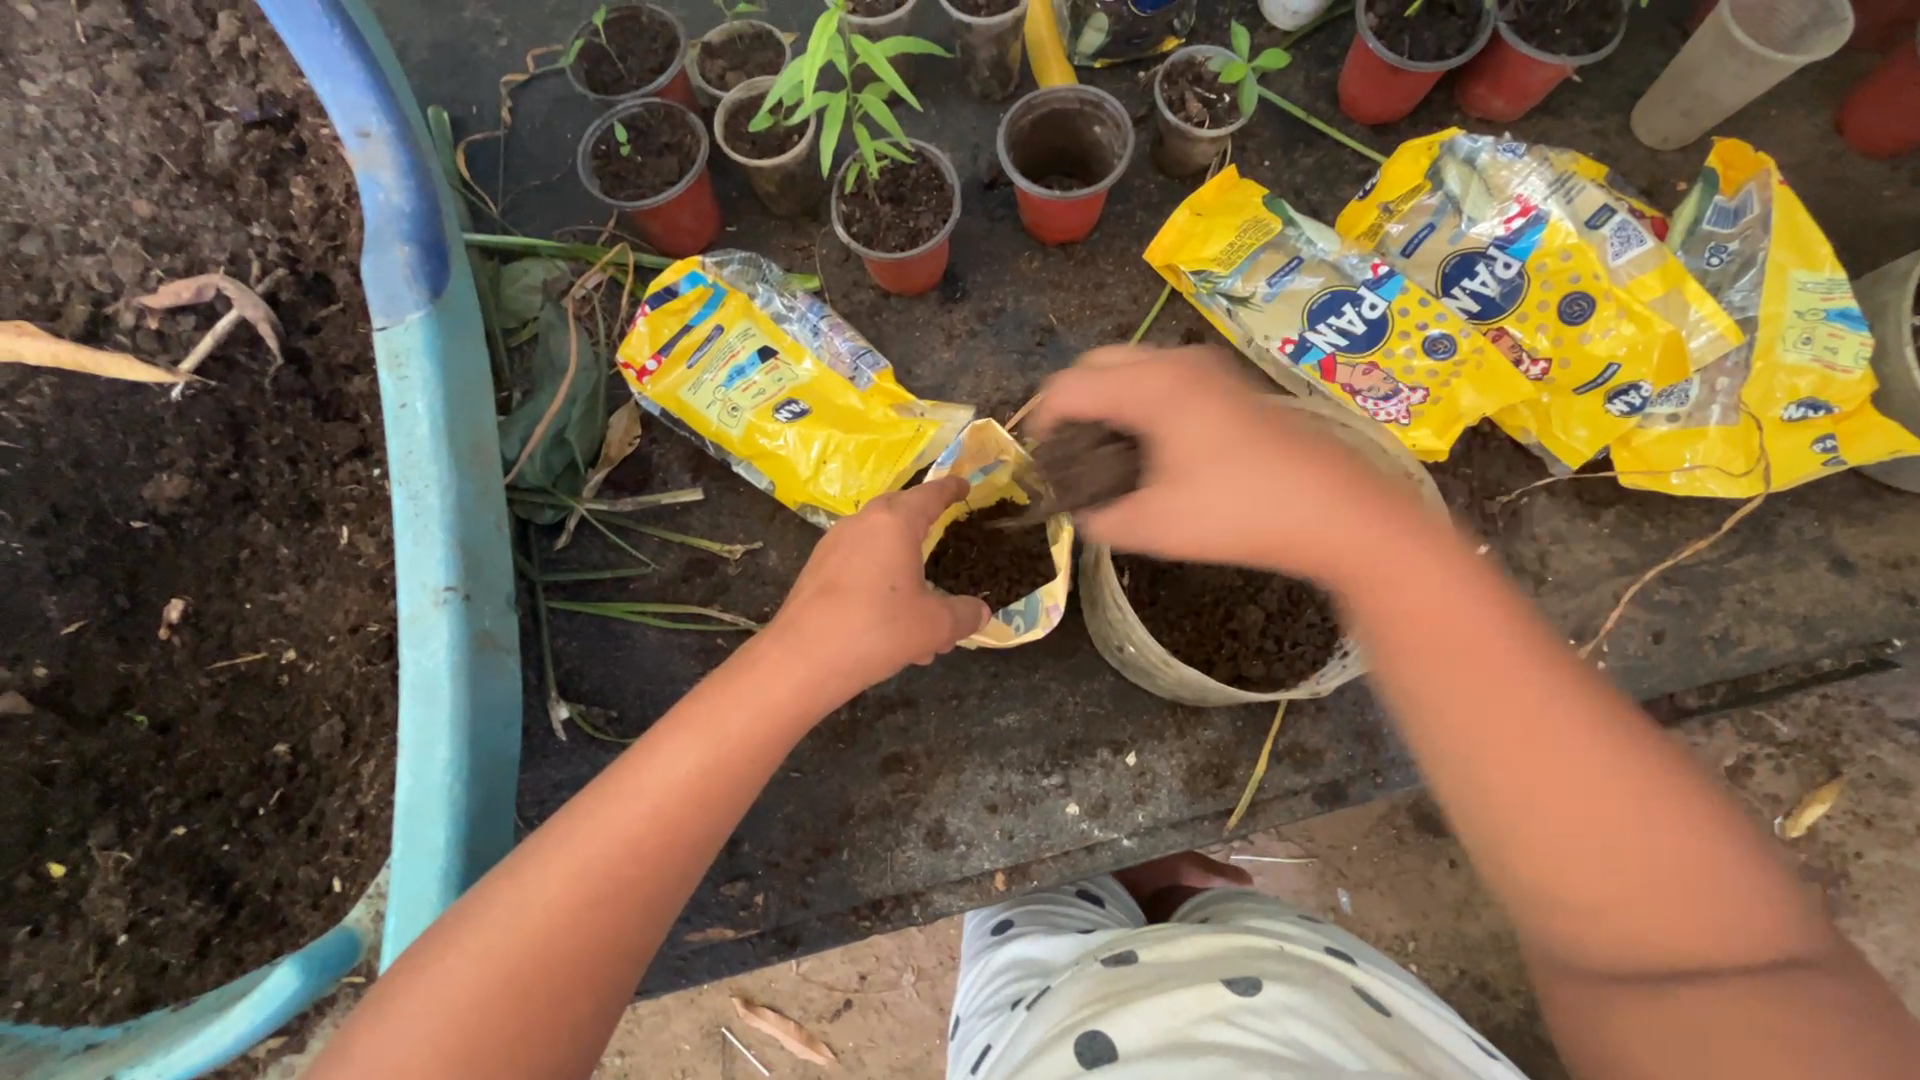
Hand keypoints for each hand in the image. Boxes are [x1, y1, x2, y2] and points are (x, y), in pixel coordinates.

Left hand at [764, 475, 990, 696]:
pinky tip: (892, 622)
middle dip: (923, 521)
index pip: (929, 495)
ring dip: (903, 566)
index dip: (950, 489)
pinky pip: (859, 566)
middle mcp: (861, 524)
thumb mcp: (934, 626)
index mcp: (894, 523)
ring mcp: (833, 546)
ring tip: (924, 607)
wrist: (802, 660)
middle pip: (899, 512)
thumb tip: (980, 613)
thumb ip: (963, 615)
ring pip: (878, 545)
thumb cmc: (877, 629)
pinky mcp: (816, 571)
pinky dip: (881, 582)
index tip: (964, 485)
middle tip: (943, 527)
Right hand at [1028, 345, 1428, 581]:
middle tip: (1066, 453)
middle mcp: (1177, 363)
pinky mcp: (1229, 384)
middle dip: (1070, 402)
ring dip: (1105, 399)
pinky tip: (1147, 446)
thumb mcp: (1156, 527)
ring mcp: (1208, 369)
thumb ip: (1100, 519)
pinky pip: (1161, 376)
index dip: (1041, 422)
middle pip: (1096, 362)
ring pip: (1130, 366)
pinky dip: (1137, 399)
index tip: (1036, 460)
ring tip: (1102, 453)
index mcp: (1153, 388)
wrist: (1340, 511)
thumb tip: (1080, 513)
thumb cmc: (1242, 515)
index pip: (1068, 386)